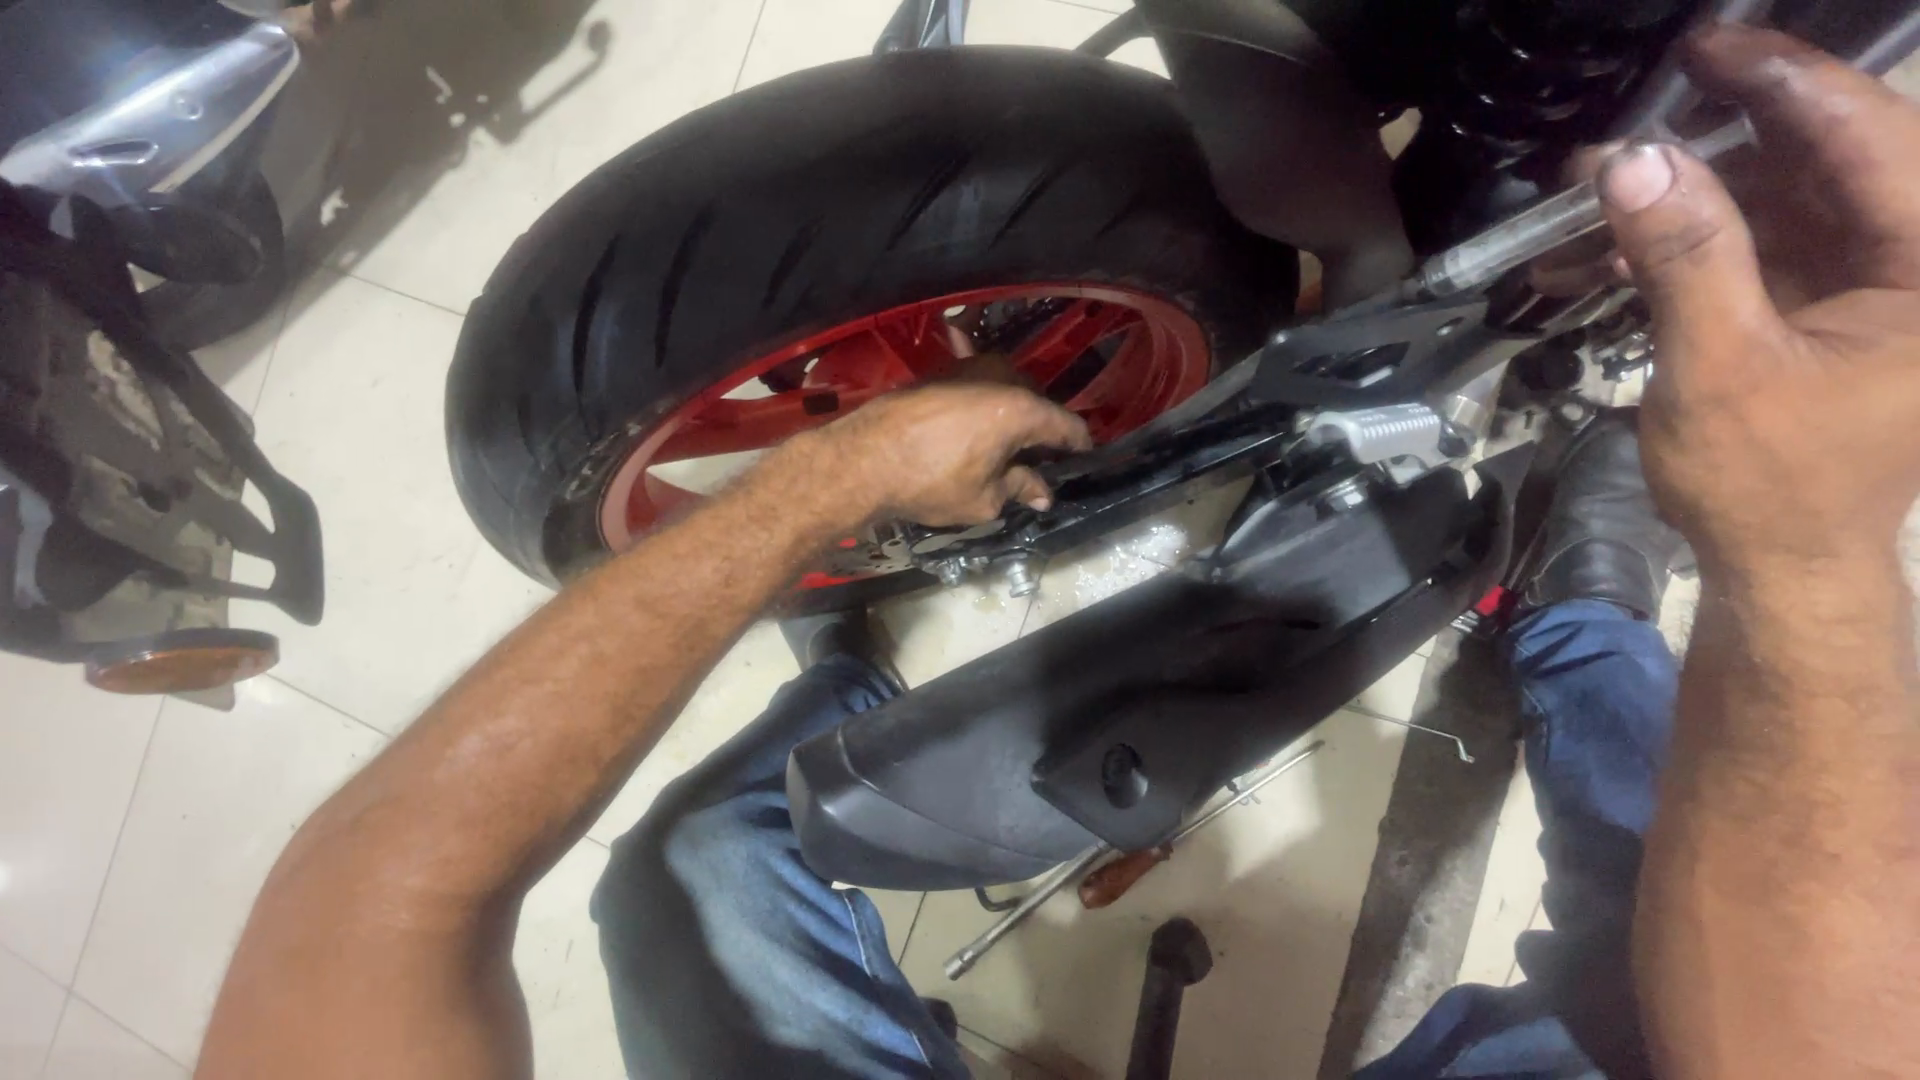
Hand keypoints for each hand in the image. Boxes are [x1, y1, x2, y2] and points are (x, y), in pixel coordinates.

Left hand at [795, 381, 1092, 526]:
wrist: (861, 459)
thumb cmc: (930, 482)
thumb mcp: (983, 499)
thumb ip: (1019, 489)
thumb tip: (1042, 493)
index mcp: (1022, 409)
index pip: (1067, 426)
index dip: (1079, 447)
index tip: (1083, 461)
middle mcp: (1001, 378)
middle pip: (1037, 403)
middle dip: (1042, 431)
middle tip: (1039, 462)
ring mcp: (967, 369)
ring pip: (1005, 392)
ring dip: (1010, 416)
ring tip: (1005, 448)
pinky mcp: (939, 372)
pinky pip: (976, 387)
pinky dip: (983, 407)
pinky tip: (974, 429)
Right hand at [1595, 25, 1919, 576]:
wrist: (1777, 558)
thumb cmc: (1764, 476)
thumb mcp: (1719, 367)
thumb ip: (1688, 258)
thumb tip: (1634, 162)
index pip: (1872, 137)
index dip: (1785, 82)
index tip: (1703, 46)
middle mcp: (1918, 257)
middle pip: (1825, 159)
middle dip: (1718, 141)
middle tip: (1630, 128)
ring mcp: (1867, 282)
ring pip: (1777, 203)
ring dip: (1680, 199)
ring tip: (1590, 195)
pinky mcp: (1816, 308)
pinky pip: (1749, 252)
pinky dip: (1674, 250)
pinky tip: (1602, 257)